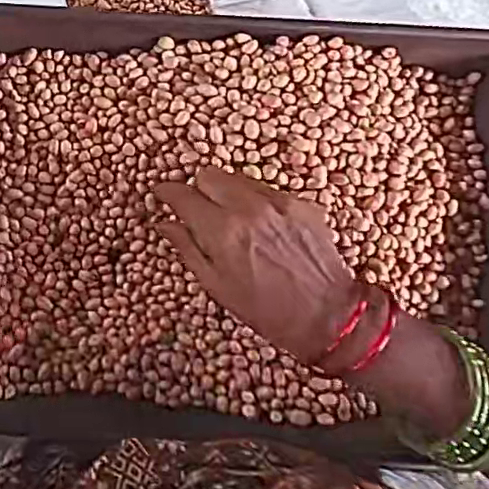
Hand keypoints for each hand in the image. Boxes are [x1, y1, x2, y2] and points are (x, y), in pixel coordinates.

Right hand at [153, 166, 360, 364]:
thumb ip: (188, 248)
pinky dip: (254, 201)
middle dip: (198, 189)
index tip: (161, 194)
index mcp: (223, 231)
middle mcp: (249, 208)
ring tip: (230, 221)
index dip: (167, 192)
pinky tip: (259, 227)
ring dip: (226, 193)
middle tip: (197, 209)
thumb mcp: (217, 285)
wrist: (326, 314)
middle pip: (209, 175)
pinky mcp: (300, 203)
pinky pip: (266, 189)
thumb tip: (165, 224)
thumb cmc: (267, 310)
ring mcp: (278, 202)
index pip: (183, 195)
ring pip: (237, 178)